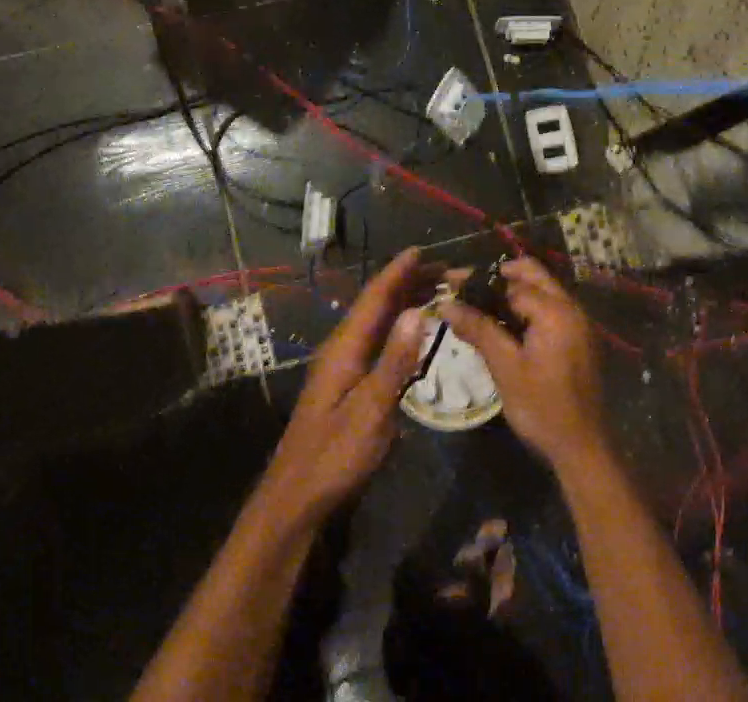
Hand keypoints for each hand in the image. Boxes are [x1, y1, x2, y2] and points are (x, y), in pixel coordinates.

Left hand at [255, 249, 431, 527]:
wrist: (297, 497)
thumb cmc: (334, 455)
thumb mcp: (371, 410)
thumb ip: (395, 361)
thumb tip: (417, 311)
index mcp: (344, 349)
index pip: (375, 298)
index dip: (399, 272)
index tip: (423, 250)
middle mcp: (342, 349)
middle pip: (377, 305)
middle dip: (410, 283)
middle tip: (450, 272)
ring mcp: (343, 368)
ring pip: (378, 323)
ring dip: (407, 303)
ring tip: (440, 291)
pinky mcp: (349, 385)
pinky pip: (379, 342)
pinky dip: (401, 329)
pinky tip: (416, 332)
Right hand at [440, 258, 608, 472]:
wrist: (582, 446)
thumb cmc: (541, 407)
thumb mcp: (505, 368)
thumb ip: (479, 330)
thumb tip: (446, 303)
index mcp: (555, 311)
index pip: (511, 282)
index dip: (477, 282)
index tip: (449, 283)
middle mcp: (572, 308)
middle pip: (533, 275)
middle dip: (498, 276)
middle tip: (465, 288)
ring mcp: (578, 323)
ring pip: (543, 291)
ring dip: (513, 291)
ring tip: (478, 305)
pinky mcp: (578, 339)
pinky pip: (551, 309)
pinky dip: (527, 308)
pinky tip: (502, 325)